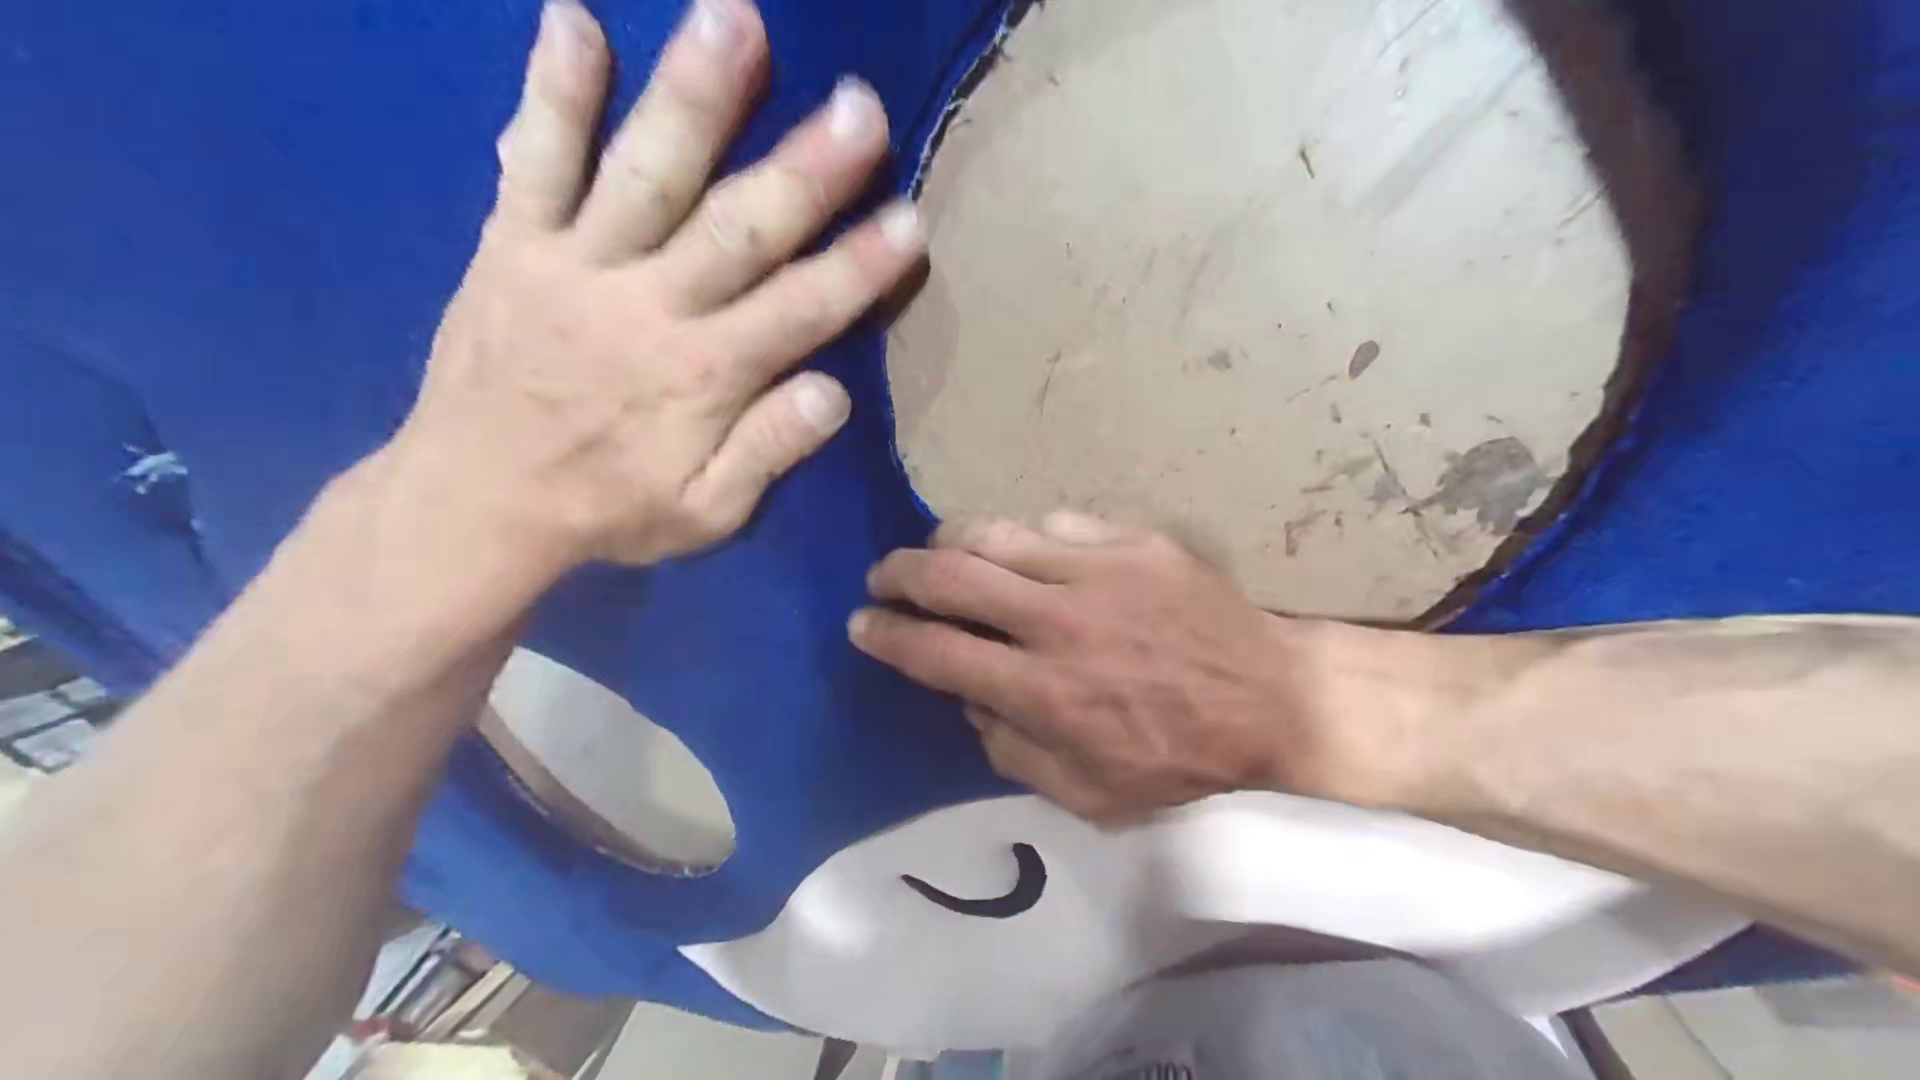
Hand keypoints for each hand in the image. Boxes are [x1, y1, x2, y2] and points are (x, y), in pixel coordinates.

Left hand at [384, 0, 923, 574]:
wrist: (476, 500)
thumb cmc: (607, 509)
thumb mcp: (704, 514)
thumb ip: (768, 455)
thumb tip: (833, 395)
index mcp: (703, 377)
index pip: (799, 312)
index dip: (858, 268)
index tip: (910, 220)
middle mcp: (648, 307)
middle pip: (738, 229)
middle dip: (804, 171)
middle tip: (860, 107)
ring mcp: (576, 266)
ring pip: (645, 173)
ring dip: (694, 97)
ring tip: (736, 20)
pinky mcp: (512, 245)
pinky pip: (533, 161)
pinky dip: (553, 92)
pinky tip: (574, 20)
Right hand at [849, 513, 1418, 821]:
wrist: (1273, 699)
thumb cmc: (1180, 758)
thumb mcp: (1087, 794)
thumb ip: (1009, 749)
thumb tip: (966, 697)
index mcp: (1043, 691)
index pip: (935, 650)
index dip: (885, 635)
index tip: (862, 624)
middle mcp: (1057, 621)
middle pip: (949, 575)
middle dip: (898, 572)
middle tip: (883, 577)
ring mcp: (1095, 569)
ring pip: (993, 532)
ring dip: (949, 542)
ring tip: (940, 554)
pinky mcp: (1130, 540)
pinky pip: (1052, 523)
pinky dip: (1025, 540)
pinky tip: (1030, 557)